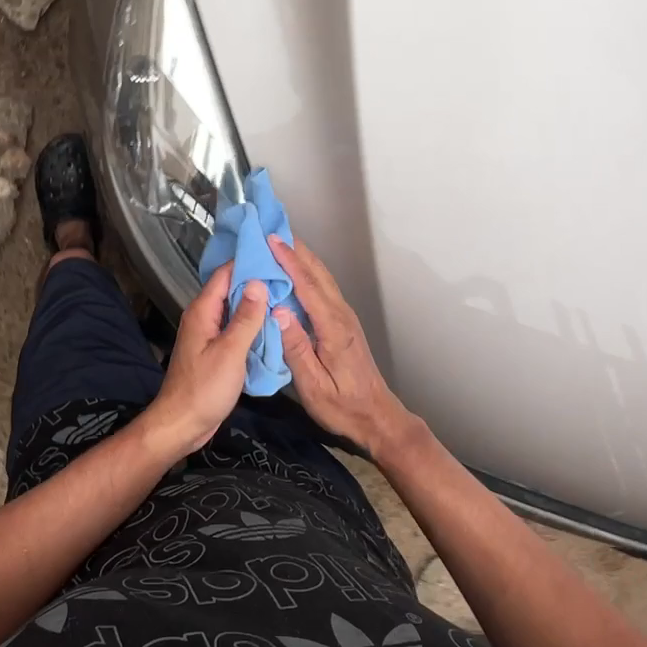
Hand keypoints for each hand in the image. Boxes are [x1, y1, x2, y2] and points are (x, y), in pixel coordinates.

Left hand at [140, 263, 267, 455]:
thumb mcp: (230, 352)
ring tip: (286, 297)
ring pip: (234, 310)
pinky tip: (271, 326)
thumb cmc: (205, 389)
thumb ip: (246, 318)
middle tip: (288, 276)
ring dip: (255, 305)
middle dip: (256, 282)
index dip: (248, 262)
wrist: (182, 424)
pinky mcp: (213, 350)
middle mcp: (202, 317)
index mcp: (202, 311)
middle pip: (230, 290)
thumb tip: (259, 283)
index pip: (225, 274)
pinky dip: (250, 325)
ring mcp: (207, 334)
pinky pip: (233, 329)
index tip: (275, 255)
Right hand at [269, 237, 419, 457]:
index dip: (289, 261)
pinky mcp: (342, 322)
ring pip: (322, 277)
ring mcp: (344, 317)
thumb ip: (295, 348)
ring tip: (279, 241)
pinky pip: (323, 287)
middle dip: (295, 249)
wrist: (376, 417)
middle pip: (318, 273)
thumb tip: (277, 312)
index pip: (308, 286)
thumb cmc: (343, 407)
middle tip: (270, 229)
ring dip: (302, 256)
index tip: (271, 240)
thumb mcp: (314, 386)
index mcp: (333, 328)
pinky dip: (307, 271)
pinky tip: (294, 270)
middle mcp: (341, 315)